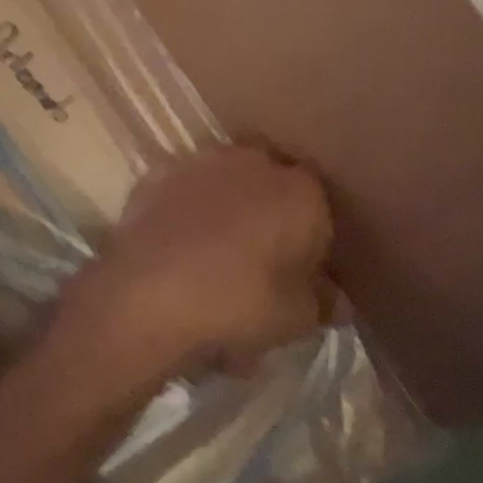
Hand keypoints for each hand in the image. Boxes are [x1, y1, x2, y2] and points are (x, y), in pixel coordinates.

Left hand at [62, 146, 334, 377]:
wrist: (148, 297)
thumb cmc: (239, 306)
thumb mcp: (298, 320)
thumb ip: (322, 302)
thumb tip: (334, 298)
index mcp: (302, 192)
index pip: (321, 205)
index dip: (312, 237)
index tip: (301, 269)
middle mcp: (256, 163)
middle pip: (272, 184)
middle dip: (269, 212)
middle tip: (259, 259)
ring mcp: (203, 162)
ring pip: (225, 181)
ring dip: (225, 208)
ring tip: (211, 258)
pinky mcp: (157, 174)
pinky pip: (182, 192)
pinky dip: (183, 213)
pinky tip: (175, 251)